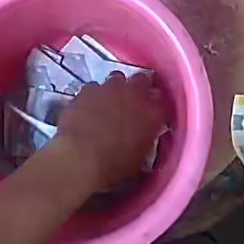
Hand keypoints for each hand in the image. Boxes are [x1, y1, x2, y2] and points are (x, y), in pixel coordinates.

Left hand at [49, 74, 166, 188]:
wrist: (81, 157)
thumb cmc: (114, 164)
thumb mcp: (139, 156)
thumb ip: (144, 137)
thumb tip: (142, 133)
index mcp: (153, 113)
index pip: (162, 100)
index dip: (155, 103)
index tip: (151, 109)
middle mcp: (134, 94)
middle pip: (141, 80)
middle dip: (138, 86)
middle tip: (131, 99)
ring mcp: (109, 88)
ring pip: (116, 78)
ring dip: (115, 88)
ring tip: (108, 101)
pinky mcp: (87, 89)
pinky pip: (93, 87)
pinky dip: (93, 95)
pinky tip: (88, 106)